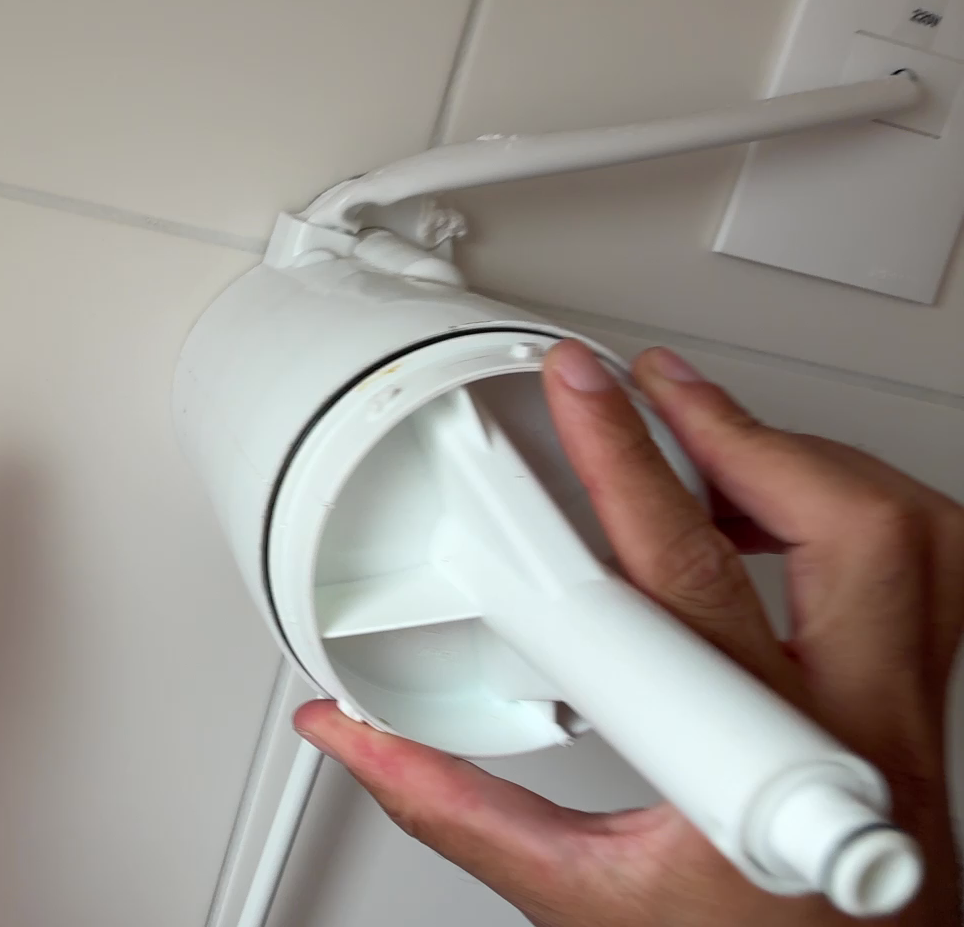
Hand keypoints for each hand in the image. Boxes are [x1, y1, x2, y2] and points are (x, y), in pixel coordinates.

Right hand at [296, 341, 961, 925]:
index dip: (618, 471)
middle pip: (849, 532)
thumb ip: (444, 803)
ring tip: (700, 411)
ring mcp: (908, 716)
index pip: (684, 581)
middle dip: (724, 427)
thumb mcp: (569, 896)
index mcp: (762, 770)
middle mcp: (860, 731)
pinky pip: (922, 569)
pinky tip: (757, 497)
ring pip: (912, 538)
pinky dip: (836, 503)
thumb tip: (349, 731)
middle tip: (641, 380)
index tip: (568, 403)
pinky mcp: (917, 709)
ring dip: (793, 453)